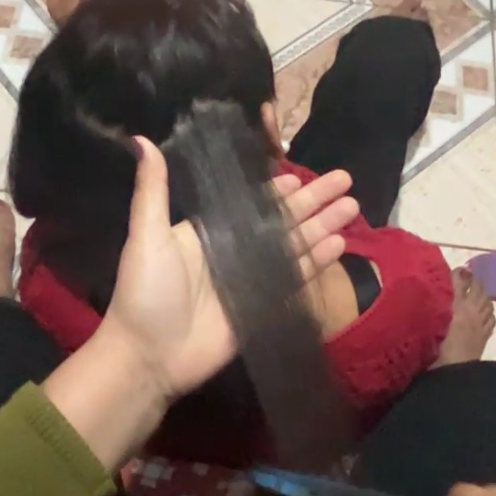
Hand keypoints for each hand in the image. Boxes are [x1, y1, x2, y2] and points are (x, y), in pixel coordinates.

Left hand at [42, 139, 357, 467]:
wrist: (149, 357)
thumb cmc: (146, 292)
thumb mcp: (147, 235)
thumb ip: (153, 190)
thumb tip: (143, 139)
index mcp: (208, 233)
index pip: (250, 204)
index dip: (277, 191)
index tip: (302, 175)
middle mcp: (233, 253)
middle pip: (281, 221)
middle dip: (313, 202)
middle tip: (346, 181)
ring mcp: (250, 281)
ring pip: (294, 246)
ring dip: (322, 226)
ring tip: (353, 207)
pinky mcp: (262, 308)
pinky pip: (295, 280)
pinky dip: (316, 262)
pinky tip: (338, 244)